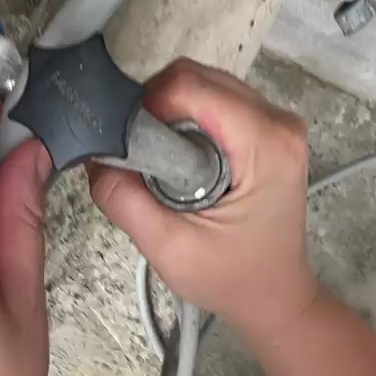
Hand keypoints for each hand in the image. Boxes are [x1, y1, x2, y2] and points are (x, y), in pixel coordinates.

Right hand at [88, 59, 319, 339]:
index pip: (191, 85)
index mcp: (267, 143)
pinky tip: (180, 164)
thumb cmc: (234, 279)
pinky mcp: (268, 132)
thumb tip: (95, 158)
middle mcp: (280, 122)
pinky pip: (216, 104)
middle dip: (156, 110)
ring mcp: (277, 124)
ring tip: (160, 166)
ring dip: (171, 118)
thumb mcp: (169, 248)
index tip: (130, 145)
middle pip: (197, 78)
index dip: (147, 105)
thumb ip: (125, 200)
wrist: (275, 297)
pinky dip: (188, 124)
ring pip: (205, 87)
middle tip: (140, 159)